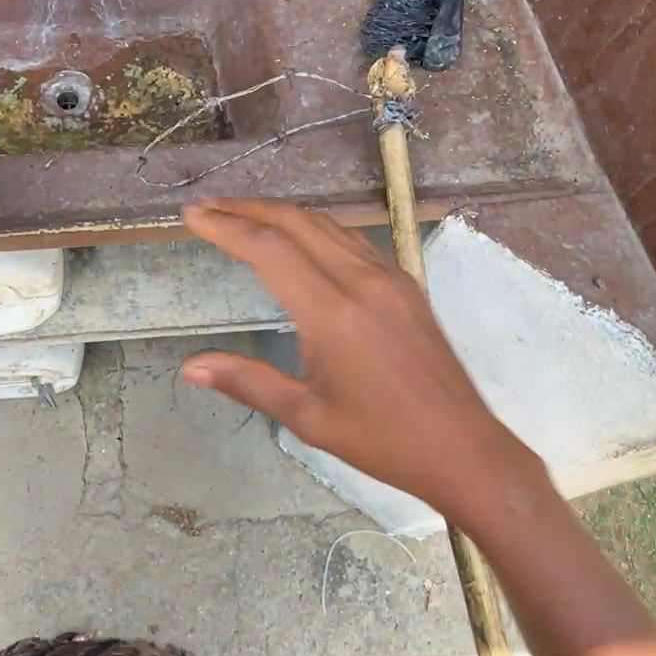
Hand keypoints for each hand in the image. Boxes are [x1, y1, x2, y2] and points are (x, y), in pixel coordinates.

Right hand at [180, 199, 542, 520]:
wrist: (464, 449)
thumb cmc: (381, 440)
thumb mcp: (307, 416)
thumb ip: (246, 382)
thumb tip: (190, 366)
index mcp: (332, 312)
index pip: (267, 249)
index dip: (225, 226)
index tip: (192, 215)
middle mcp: (360, 281)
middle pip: (294, 222)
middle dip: (245, 208)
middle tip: (206, 207)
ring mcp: (388, 277)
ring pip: (324, 224)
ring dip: (279, 213)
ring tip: (241, 214)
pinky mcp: (404, 284)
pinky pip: (350, 239)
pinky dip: (312, 227)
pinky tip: (298, 237)